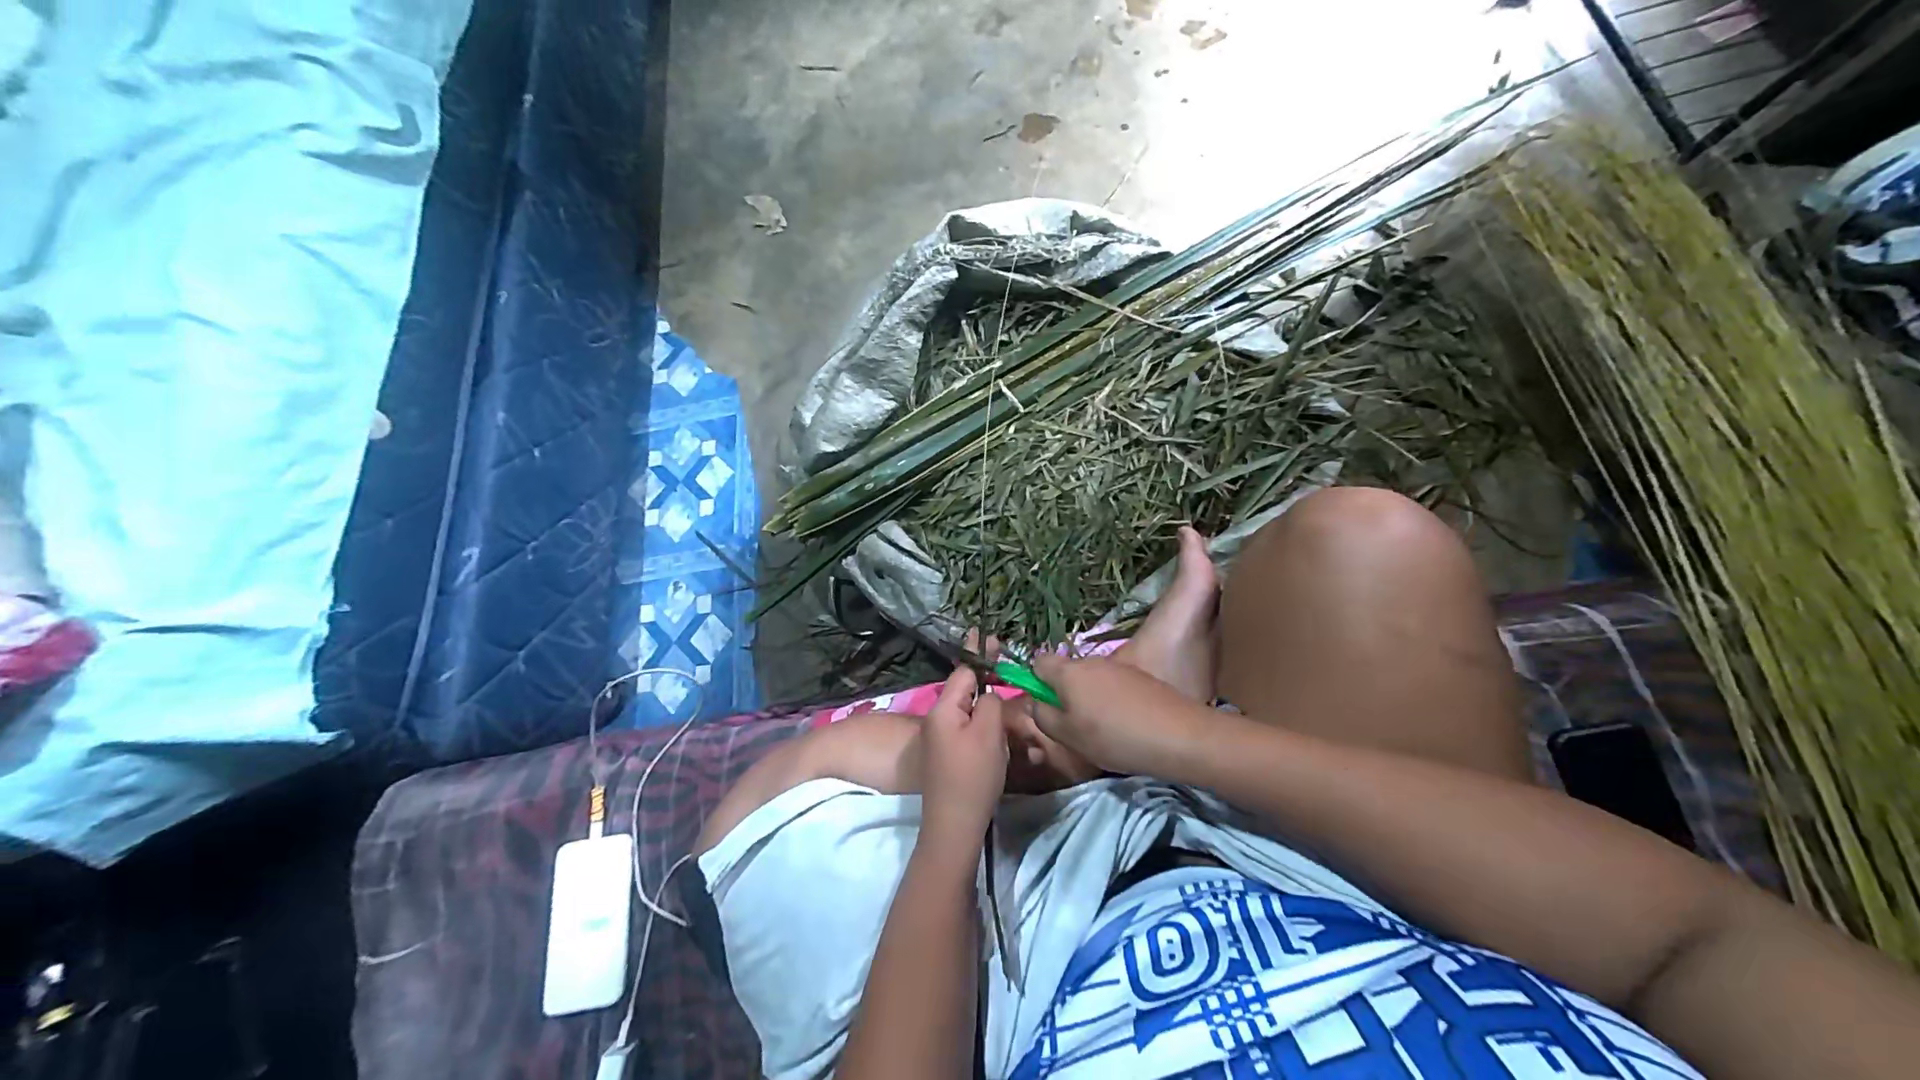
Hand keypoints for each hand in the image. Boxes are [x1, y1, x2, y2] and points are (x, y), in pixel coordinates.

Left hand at [920, 666, 1007, 846]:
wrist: (954, 824)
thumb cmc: (972, 775)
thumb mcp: (988, 732)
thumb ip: (990, 703)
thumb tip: (990, 693)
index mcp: (943, 708)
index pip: (965, 672)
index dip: (984, 659)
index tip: (1001, 646)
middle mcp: (937, 719)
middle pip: (969, 694)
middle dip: (993, 696)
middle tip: (1019, 705)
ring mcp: (941, 739)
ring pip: (973, 716)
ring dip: (994, 721)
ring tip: (1019, 738)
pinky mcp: (948, 757)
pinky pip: (971, 736)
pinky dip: (988, 738)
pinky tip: (1007, 752)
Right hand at [1028, 653, 1210, 777]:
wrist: (1177, 736)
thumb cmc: (1112, 736)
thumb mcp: (1066, 734)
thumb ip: (1043, 716)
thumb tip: (1037, 703)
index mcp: (1068, 671)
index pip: (1038, 663)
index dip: (1035, 683)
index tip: (1045, 708)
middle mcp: (1091, 662)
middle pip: (1066, 673)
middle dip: (1064, 696)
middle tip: (1071, 727)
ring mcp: (1119, 669)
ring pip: (1091, 682)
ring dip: (1089, 701)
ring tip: (1100, 733)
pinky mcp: (1141, 680)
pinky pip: (1114, 689)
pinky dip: (1112, 705)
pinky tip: (1124, 729)